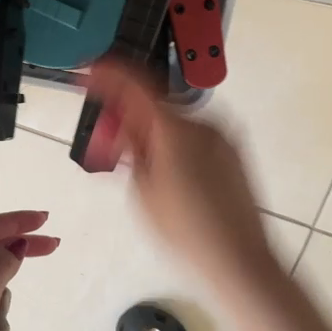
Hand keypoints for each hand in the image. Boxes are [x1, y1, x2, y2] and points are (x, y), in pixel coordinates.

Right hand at [86, 62, 284, 289]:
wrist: (240, 260)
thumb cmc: (188, 233)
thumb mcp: (143, 191)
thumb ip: (130, 148)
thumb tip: (120, 126)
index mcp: (176, 129)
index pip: (136, 85)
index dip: (109, 76)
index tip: (91, 71)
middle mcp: (204, 124)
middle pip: (157, 107)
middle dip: (131, 119)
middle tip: (111, 146)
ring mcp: (225, 138)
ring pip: (177, 124)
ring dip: (154, 135)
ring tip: (141, 172)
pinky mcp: (235, 154)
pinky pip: (197, 139)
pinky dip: (176, 146)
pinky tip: (169, 178)